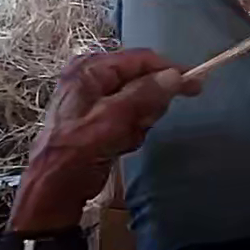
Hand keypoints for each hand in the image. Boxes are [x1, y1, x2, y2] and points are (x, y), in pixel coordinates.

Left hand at [10, 49, 199, 231]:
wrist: (53, 190)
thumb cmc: (77, 152)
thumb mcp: (111, 120)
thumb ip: (144, 95)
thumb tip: (174, 75)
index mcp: (90, 69)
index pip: (140, 59)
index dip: (169, 71)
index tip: (196, 86)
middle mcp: (92, 77)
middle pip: (142, 81)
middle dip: (148, 106)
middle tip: (139, 126)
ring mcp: (96, 99)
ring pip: (140, 103)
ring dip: (139, 124)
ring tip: (121, 140)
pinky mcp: (100, 120)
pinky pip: (131, 119)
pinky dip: (131, 133)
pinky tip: (118, 146)